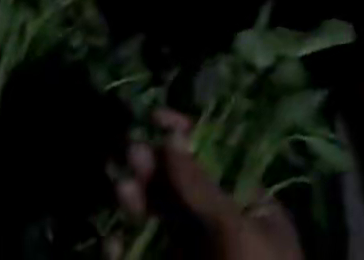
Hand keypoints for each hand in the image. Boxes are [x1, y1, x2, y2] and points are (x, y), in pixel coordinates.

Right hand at [115, 109, 303, 259]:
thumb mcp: (237, 232)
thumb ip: (201, 186)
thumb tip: (172, 136)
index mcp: (249, 209)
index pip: (216, 158)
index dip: (186, 135)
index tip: (155, 117)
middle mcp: (218, 227)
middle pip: (178, 183)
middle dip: (153, 164)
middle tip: (131, 149)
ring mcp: (190, 256)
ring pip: (155, 215)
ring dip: (135, 197)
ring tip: (122, 189)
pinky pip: (139, 254)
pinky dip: (121, 247)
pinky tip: (114, 243)